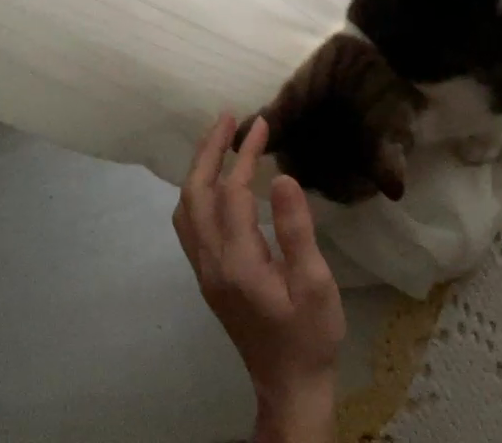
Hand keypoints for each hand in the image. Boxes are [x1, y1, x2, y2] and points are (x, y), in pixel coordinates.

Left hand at [174, 115, 343, 439]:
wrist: (289, 384)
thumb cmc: (310, 333)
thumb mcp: (314, 282)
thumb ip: (296, 229)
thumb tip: (282, 177)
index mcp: (238, 262)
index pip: (232, 193)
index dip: (245, 155)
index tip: (262, 123)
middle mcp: (212, 264)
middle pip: (195, 196)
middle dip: (208, 152)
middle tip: (228, 117)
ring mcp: (206, 273)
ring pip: (187, 211)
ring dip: (199, 170)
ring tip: (220, 141)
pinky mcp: (211, 279)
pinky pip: (191, 225)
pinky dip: (198, 192)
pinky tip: (217, 183)